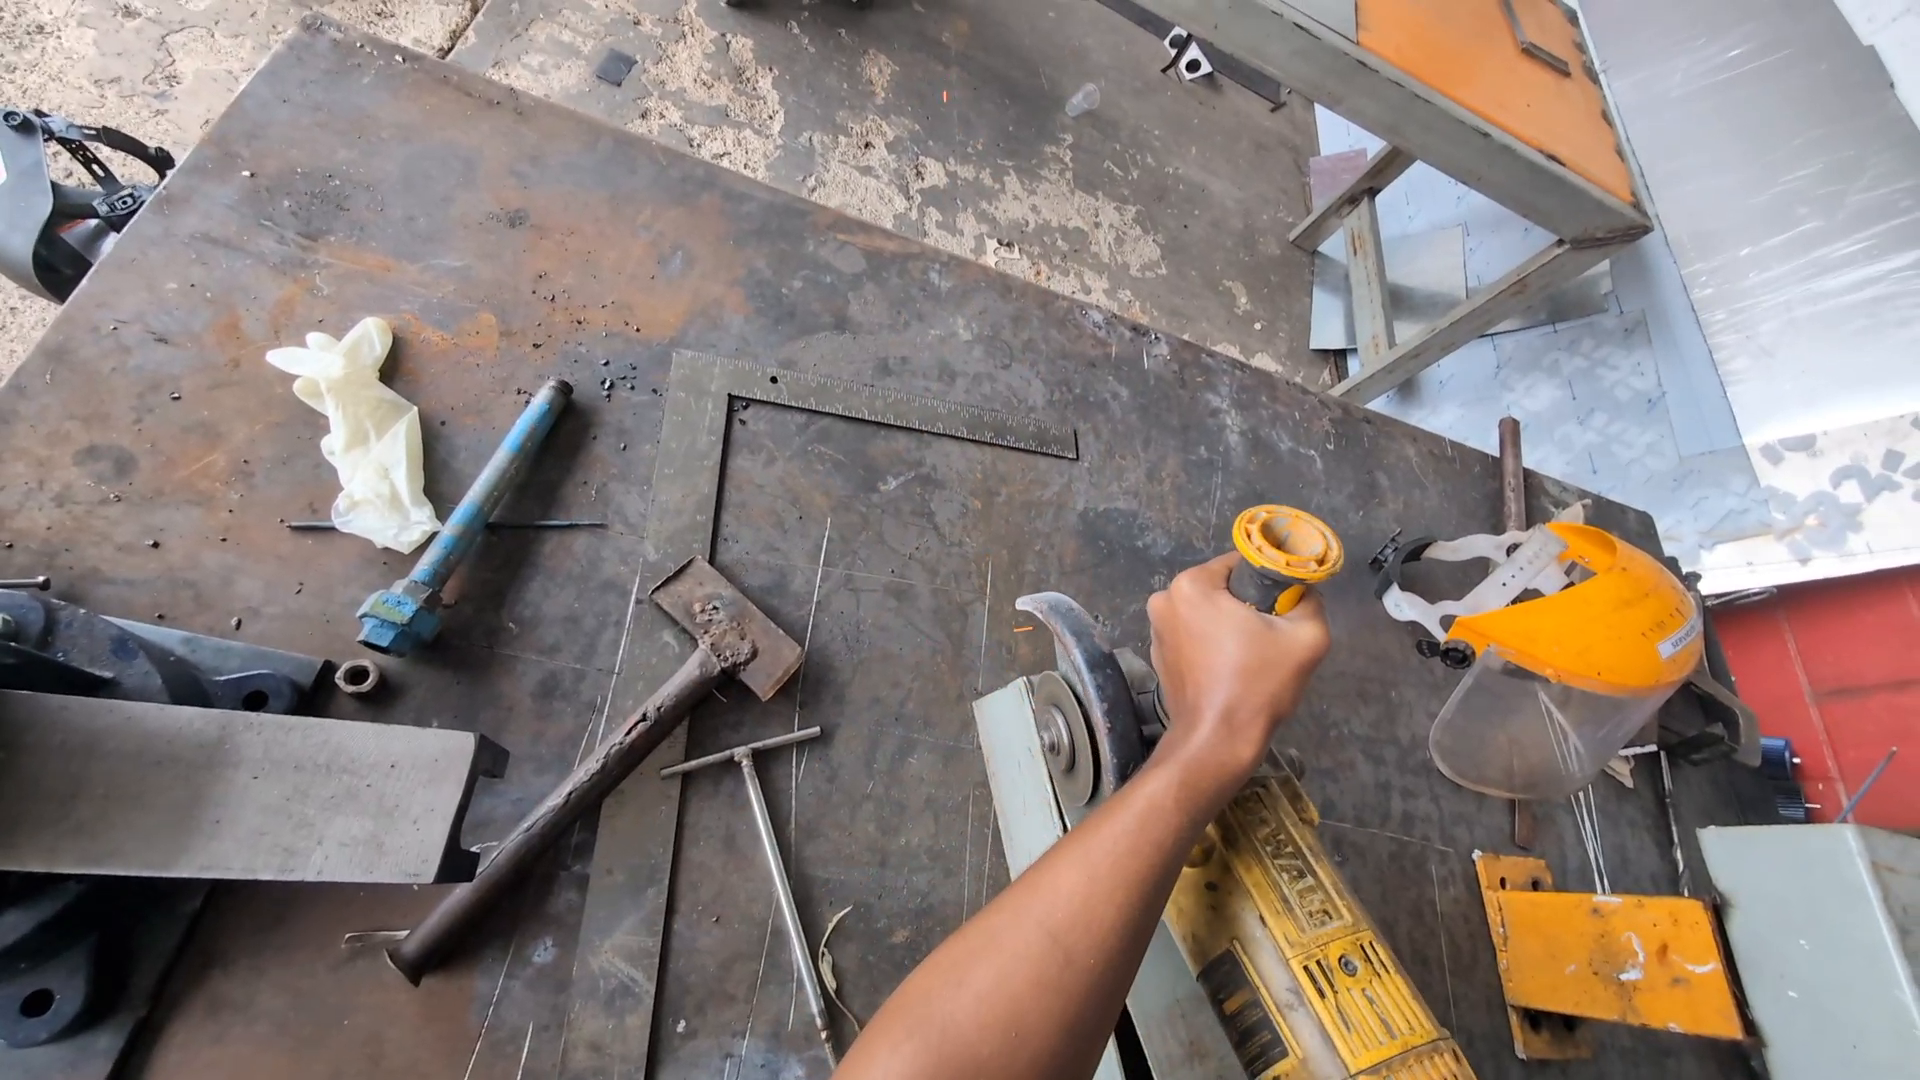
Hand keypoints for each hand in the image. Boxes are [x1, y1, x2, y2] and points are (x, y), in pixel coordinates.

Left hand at [1146, 553, 1330, 797]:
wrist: (1216, 739)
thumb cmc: (1257, 684)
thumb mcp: (1306, 636)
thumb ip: (1310, 600)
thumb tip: (1304, 590)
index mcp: (1191, 584)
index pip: (1239, 564)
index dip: (1268, 582)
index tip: (1284, 607)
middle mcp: (1164, 599)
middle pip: (1221, 588)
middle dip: (1248, 605)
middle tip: (1271, 635)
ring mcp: (1156, 628)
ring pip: (1207, 612)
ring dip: (1229, 625)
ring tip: (1252, 655)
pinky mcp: (1158, 654)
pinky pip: (1193, 635)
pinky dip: (1212, 643)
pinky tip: (1230, 668)